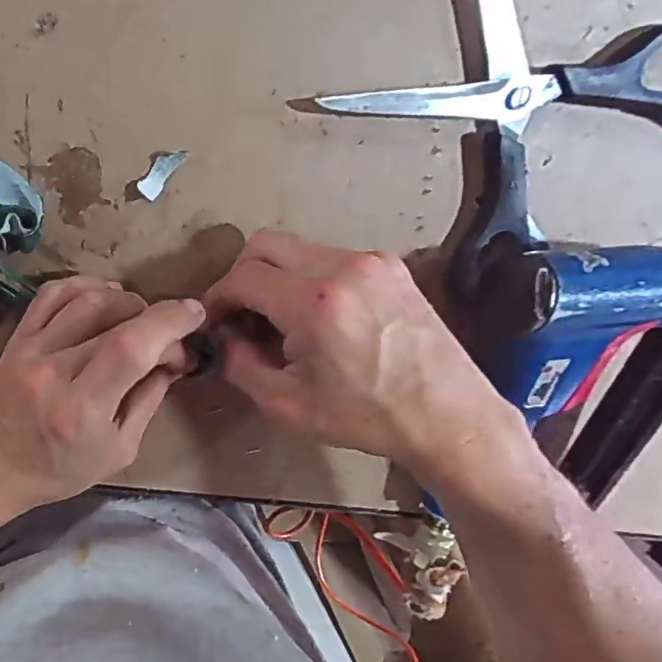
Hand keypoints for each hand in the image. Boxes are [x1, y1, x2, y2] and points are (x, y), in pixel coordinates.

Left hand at [0, 276, 205, 517]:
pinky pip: (53, 293)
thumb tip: (174, 355)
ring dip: (125, 299)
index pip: (130, 347)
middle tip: (167, 340)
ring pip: (87, 298)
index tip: (194, 315)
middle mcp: (53, 372)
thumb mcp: (120, 450)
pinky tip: (105, 297)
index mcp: (82, 408)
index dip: (169, 322)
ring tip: (139, 319)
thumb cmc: (63, 469)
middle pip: (114, 318)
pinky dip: (86, 285)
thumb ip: (149, 399)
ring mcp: (30, 350)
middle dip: (155, 318)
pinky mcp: (17, 338)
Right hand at [202, 231, 532, 494]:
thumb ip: (239, 365)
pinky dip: (309, 278)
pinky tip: (316, 317)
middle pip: (266, 243)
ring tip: (279, 321)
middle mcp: (344, 267)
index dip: (218, 296)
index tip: (213, 320)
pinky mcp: (391, 266)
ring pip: (299, 248)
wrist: (448, 415)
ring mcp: (372, 261)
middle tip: (239, 313)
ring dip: (276, 276)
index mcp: (316, 302)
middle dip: (242, 275)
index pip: (244, 276)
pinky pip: (331, 259)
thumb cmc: (367, 417)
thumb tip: (223, 338)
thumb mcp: (286, 404)